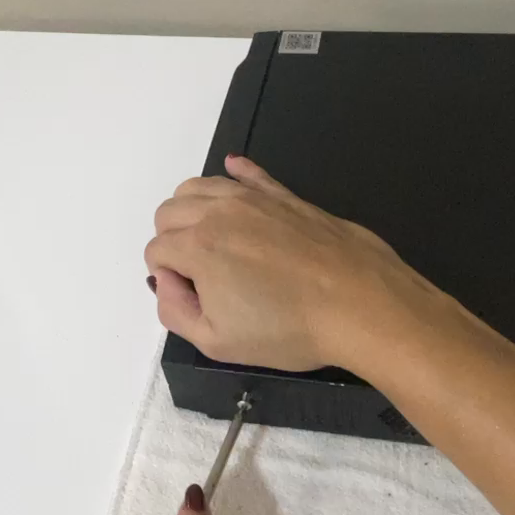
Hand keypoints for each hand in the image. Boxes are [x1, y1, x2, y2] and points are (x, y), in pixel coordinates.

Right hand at [146, 155, 461, 372]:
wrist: (359, 303)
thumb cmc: (288, 329)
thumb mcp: (217, 342)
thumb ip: (174, 311)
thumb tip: (165, 283)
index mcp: (197, 246)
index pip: (155, 250)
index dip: (166, 278)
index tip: (193, 298)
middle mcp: (218, 211)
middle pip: (169, 211)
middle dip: (172, 241)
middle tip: (199, 274)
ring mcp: (253, 198)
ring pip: (199, 186)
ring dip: (192, 209)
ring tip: (212, 240)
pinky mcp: (285, 196)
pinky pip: (248, 173)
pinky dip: (234, 173)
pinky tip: (233, 173)